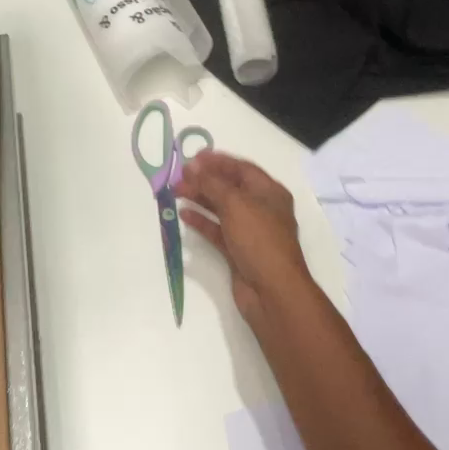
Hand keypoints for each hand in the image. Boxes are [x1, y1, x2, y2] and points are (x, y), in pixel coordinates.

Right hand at [175, 152, 313, 323]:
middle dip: (205, 180)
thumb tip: (193, 167)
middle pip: (230, 188)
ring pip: (222, 209)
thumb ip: (212, 183)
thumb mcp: (236, 204)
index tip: (192, 158)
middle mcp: (261, 209)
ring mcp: (250, 231)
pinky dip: (202, 221)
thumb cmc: (259, 240)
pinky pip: (218, 230)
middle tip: (179, 176)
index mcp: (269, 192)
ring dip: (200, 198)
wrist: (272, 291)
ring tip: (176, 192)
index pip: (241, 169)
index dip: (218, 161)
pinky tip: (184, 214)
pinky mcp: (238, 251)